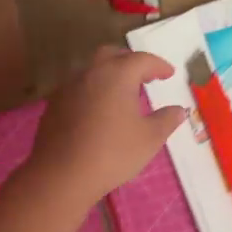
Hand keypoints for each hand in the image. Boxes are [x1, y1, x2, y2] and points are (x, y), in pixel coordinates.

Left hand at [26, 46, 185, 205]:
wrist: (62, 175)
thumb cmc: (112, 153)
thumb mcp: (149, 139)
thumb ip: (167, 120)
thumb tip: (178, 110)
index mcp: (117, 75)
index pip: (142, 60)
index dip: (158, 65)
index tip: (168, 73)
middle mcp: (90, 73)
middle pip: (112, 55)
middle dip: (130, 62)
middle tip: (144, 76)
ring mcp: (67, 87)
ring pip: (91, 70)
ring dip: (108, 75)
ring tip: (121, 93)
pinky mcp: (53, 104)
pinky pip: (77, 88)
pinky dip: (92, 91)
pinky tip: (97, 110)